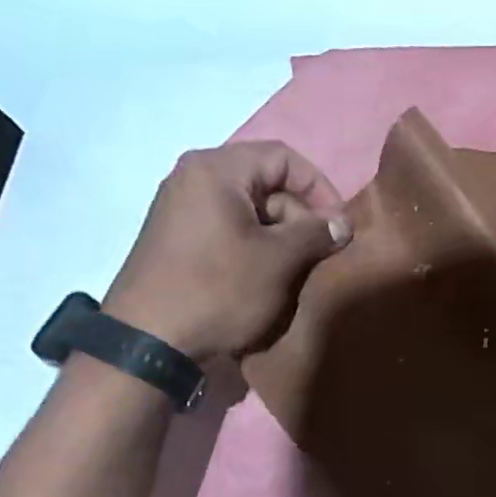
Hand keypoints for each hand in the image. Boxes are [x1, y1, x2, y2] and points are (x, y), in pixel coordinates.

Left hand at [103, 141, 350, 360]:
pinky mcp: (183, 239)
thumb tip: (343, 223)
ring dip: (285, 239)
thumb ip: (316, 234)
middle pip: (268, 184)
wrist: (152, 339)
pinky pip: (233, 231)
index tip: (340, 227)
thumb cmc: (220, 290)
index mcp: (216, 170)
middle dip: (303, 218)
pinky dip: (260, 249)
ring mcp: (185, 210)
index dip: (321, 188)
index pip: (283, 157)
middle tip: (322, 258)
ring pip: (253, 211)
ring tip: (299, 273)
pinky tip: (270, 280)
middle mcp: (195, 179)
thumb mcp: (278, 261)